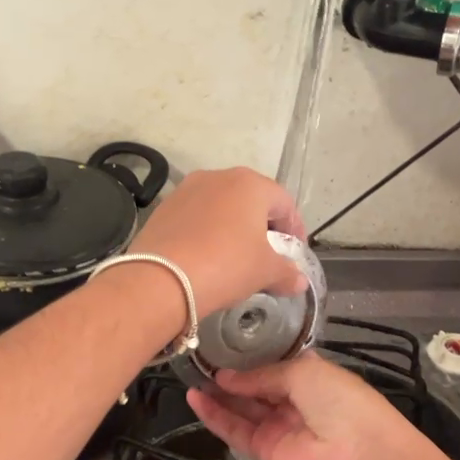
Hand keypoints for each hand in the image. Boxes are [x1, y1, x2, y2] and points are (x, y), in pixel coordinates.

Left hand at [127, 168, 304, 314]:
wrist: (160, 279)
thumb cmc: (225, 266)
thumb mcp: (264, 272)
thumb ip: (286, 273)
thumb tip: (299, 281)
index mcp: (250, 185)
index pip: (284, 202)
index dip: (295, 228)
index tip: (296, 252)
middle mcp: (218, 177)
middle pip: (251, 199)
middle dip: (263, 225)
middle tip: (268, 253)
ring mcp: (186, 190)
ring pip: (221, 207)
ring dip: (233, 227)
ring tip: (235, 256)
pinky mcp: (164, 209)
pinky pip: (196, 218)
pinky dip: (207, 233)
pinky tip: (206, 257)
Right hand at [184, 353, 404, 459]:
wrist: (358, 453)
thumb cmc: (340, 399)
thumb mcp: (302, 371)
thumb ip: (262, 373)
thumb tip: (226, 377)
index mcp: (308, 378)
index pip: (272, 366)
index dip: (247, 358)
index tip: (219, 345)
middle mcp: (291, 402)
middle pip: (252, 388)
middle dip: (227, 376)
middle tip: (196, 361)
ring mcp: (276, 427)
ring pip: (239, 409)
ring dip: (215, 395)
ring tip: (189, 377)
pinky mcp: (262, 450)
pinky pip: (234, 430)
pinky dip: (213, 416)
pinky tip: (195, 398)